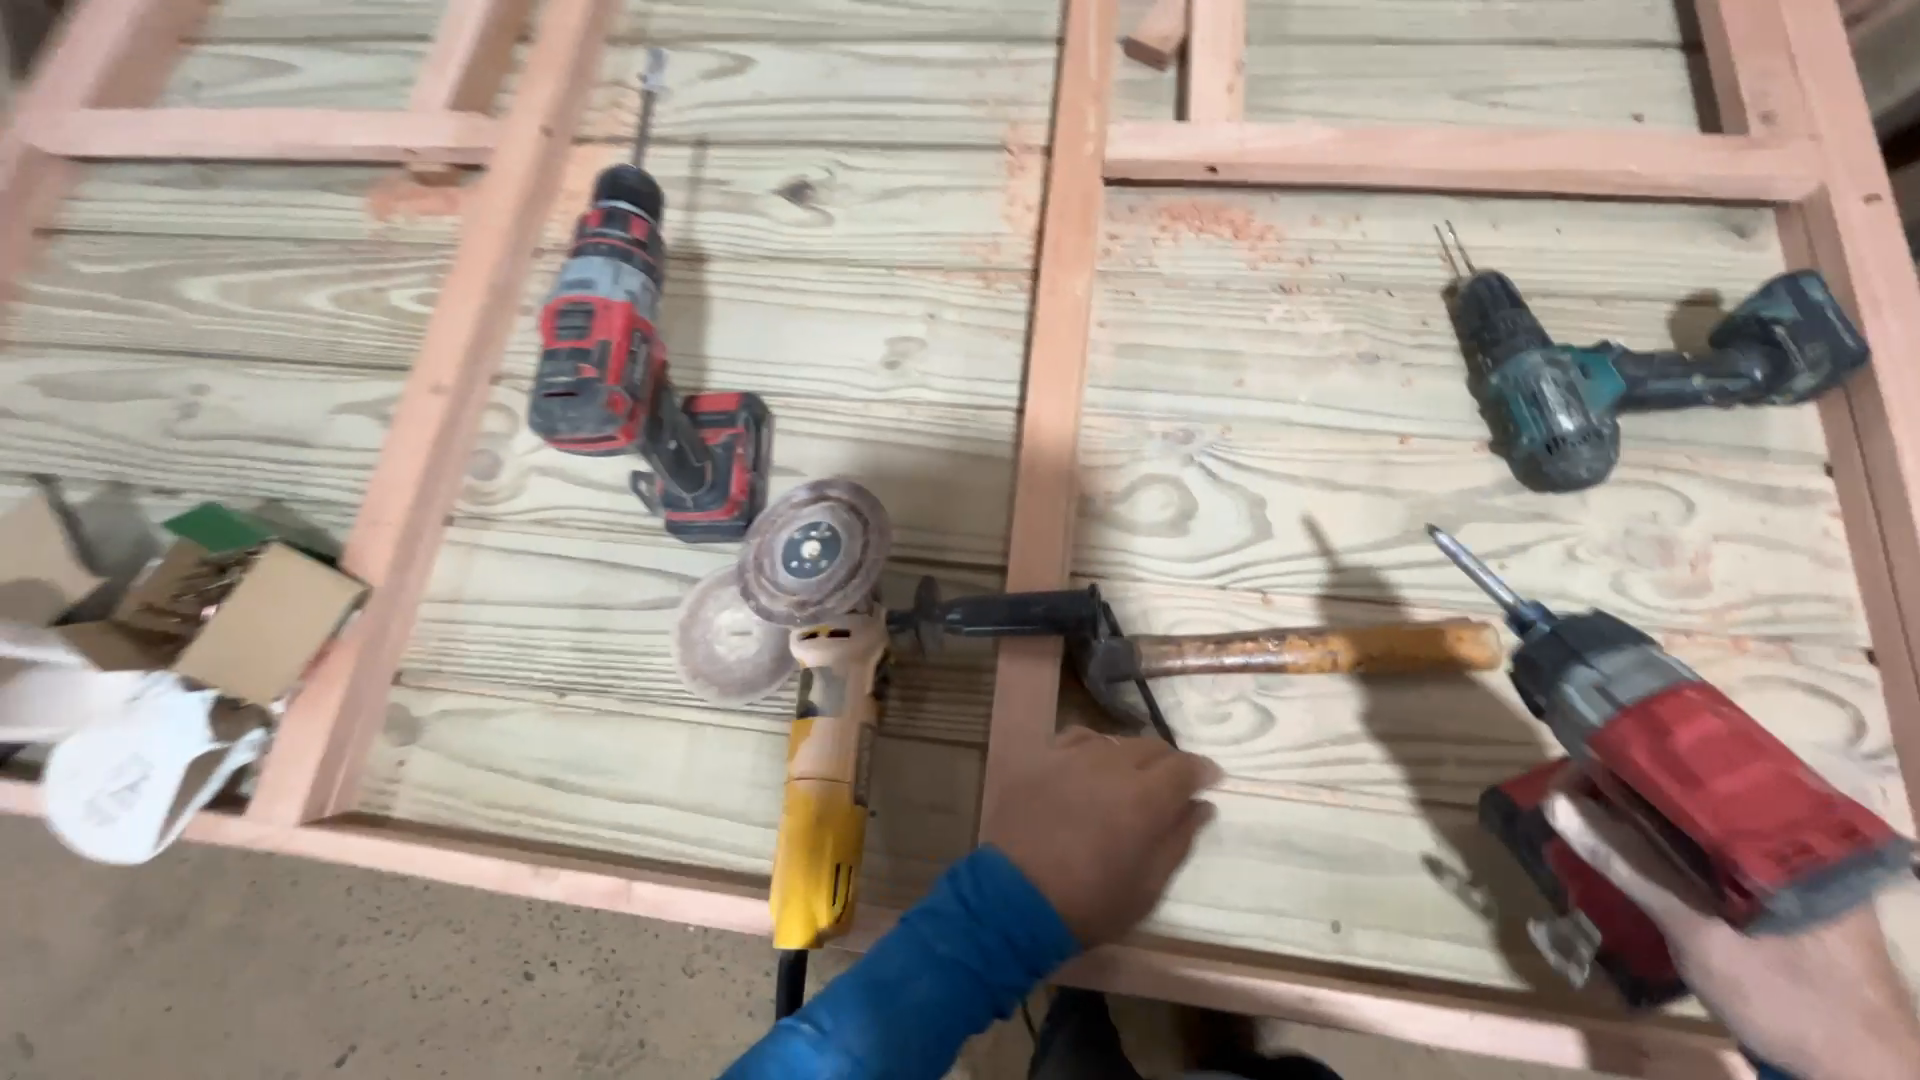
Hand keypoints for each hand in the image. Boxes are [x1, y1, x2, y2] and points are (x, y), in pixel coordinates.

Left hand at [981, 727, 1223, 947]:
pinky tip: (1091, 765)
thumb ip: (1178, 840)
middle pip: (1152, 747)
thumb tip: (1200, 807)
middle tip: (1169, 786)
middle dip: (1169, 763)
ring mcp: (1072, 757)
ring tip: (1129, 778)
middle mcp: (1112, 765)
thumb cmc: (1089, 903)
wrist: (1015, 898)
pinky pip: (1076, 738)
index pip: (1185, 767)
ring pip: (1115, 740)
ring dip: (1131, 755)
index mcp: (1145, 798)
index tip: (1209, 780)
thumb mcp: (1148, 887)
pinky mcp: (1041, 758)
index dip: (1202, 771)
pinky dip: (1093, 747)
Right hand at [1546, 791, 1919, 1079]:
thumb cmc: (1789, 1001)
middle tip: (1571, 799)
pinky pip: (1707, 849)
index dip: (1632, 761)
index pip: (1701, 770)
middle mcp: (1796, 839)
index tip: (1576, 769)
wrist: (1860, 1078)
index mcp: (1797, 834)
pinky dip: (1663, 845)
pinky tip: (1631, 852)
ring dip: (1640, 817)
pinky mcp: (1774, 894)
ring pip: (1696, 820)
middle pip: (1694, 791)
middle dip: (1627, 788)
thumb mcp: (1701, 934)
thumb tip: (1555, 805)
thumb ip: (1631, 867)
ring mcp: (1787, 868)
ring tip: (1588, 818)